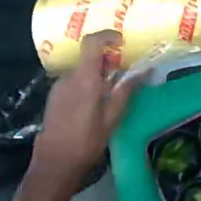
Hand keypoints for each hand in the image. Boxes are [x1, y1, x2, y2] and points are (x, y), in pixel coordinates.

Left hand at [24, 31, 141, 200]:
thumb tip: (146, 70)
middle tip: (125, 76)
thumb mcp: (112, 117)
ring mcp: (59, 87)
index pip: (92, 43)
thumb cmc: (86, 142)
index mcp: (84, 79)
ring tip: (113, 95)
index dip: (107, 36)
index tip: (122, 42)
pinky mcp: (54, 98)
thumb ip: (126, 90)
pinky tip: (96, 106)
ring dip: (99, 76)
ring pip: (83, 71)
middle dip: (108, 61)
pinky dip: (88, 85)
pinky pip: (75, 82)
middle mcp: (68, 78)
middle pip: (89, 58)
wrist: (54, 165)